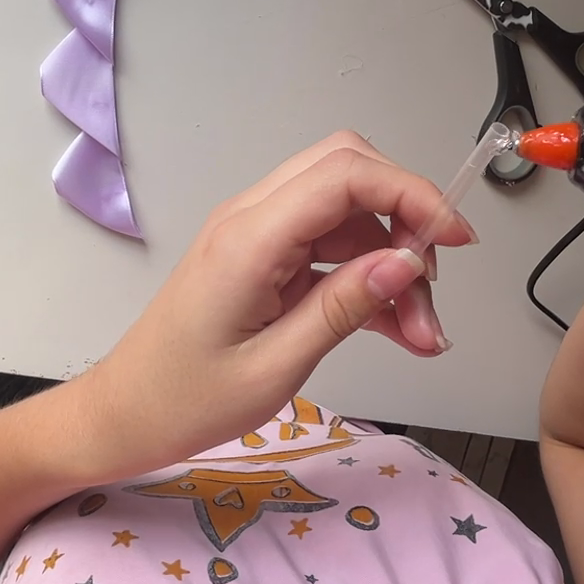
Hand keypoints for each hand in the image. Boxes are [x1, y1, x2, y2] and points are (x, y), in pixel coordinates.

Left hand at [79, 132, 474, 478]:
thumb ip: (345, 307)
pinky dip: (368, 279)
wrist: (126, 413)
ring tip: (421, 333)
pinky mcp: (263, 258)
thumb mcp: (276, 366)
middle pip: (347, 171)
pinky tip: (397, 328)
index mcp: (250, 239)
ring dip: (392, 263)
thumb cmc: (186, 400)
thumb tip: (408, 261)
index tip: (458, 240)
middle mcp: (252, 218)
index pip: (346, 173)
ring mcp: (256, 235)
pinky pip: (330, 248)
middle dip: (405, 217)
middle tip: (430, 285)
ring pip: (347, 215)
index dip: (413, 193)